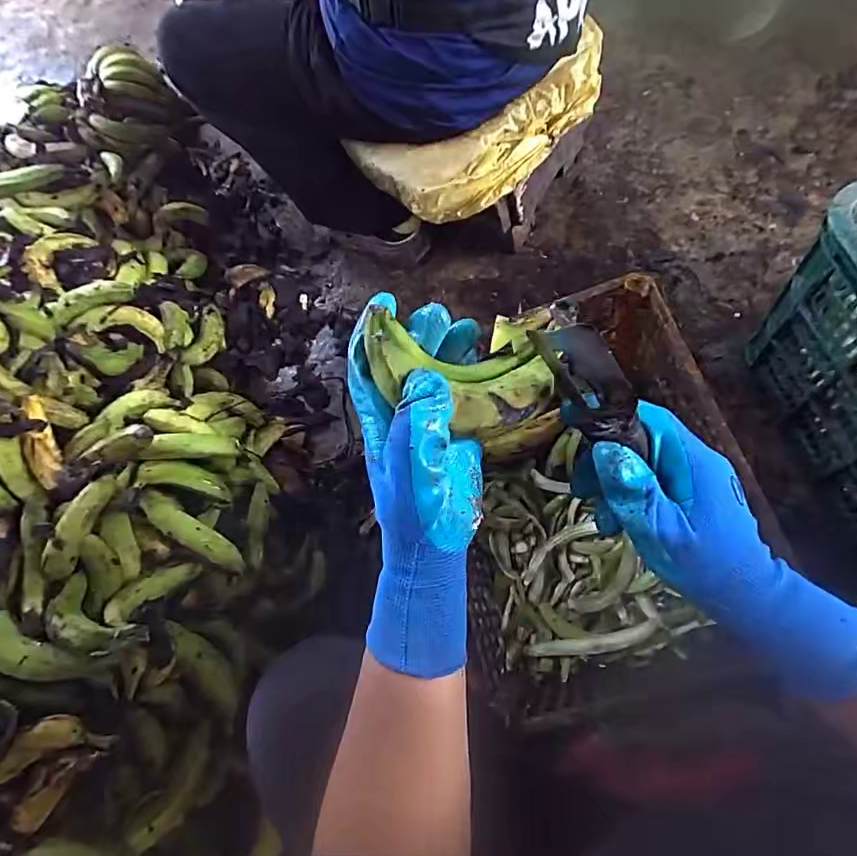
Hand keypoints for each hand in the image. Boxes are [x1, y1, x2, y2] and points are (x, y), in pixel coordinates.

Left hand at [347, 293, 483, 677]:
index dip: (374, 336)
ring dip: (449, 354)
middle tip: (439, 314)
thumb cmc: (415, 513)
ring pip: (436, 381)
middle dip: (419, 338)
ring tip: (467, 329)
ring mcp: (430, 429)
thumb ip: (415, 423)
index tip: (385, 306)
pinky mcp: (454, 440)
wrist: (435, 549)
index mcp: (381, 422)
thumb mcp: (409, 467)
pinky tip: (487, 367)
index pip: (370, 370)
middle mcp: (402, 420)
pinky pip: (461, 402)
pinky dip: (472, 381)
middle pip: (406, 367)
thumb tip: (427, 376)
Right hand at [574, 402, 856, 700]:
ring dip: (615, 481)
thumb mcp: (662, 532)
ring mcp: (695, 474)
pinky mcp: (691, 491)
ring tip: (602, 517)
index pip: (650, 418)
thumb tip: (604, 449)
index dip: (612, 420)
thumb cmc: (705, 566)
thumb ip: (634, 492)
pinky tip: (618, 522)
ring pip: (643, 458)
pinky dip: (630, 493)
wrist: (746, 595)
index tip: (578, 433)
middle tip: (582, 489)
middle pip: (642, 436)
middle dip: (607, 458)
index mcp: (693, 460)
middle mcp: (696, 458)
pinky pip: (652, 477)